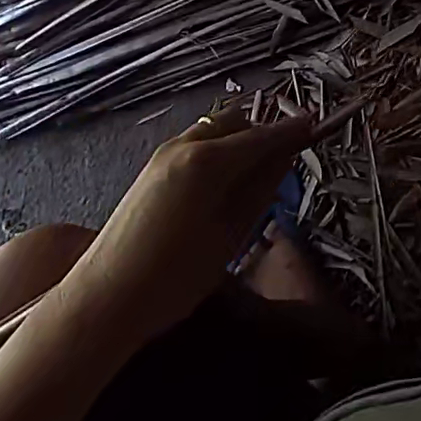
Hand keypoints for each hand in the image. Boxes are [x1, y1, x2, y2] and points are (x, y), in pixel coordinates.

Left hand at [67, 109, 311, 347]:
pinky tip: (226, 179)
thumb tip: (285, 159)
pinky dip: (219, 148)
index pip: (261, 136)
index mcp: (208, 161)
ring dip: (240, 139)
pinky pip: (196, 143)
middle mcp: (185, 145)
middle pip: (236, 121)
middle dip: (264, 131)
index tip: (316, 123)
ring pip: (214, 129)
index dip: (291, 130)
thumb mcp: (230, 234)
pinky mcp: (152, 169)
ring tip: (260, 169)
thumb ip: (260, 190)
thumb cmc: (175, 275)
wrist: (105, 299)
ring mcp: (164, 154)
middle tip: (288, 154)